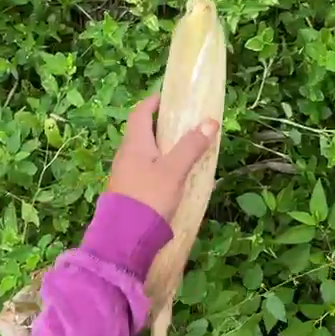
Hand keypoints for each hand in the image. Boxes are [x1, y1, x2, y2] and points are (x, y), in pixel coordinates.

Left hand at [105, 95, 219, 219]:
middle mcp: (126, 155)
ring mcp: (125, 174)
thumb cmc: (149, 197)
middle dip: (161, 125)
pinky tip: (174, 176)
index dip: (153, 102)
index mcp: (135, 143)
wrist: (125, 238)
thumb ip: (191, 146)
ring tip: (184, 150)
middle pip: (142, 132)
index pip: (141, 113)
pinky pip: (144, 170)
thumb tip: (210, 121)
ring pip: (144, 152)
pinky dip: (159, 166)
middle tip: (184, 124)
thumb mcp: (174, 170)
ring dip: (161, 147)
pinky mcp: (128, 192)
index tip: (169, 97)